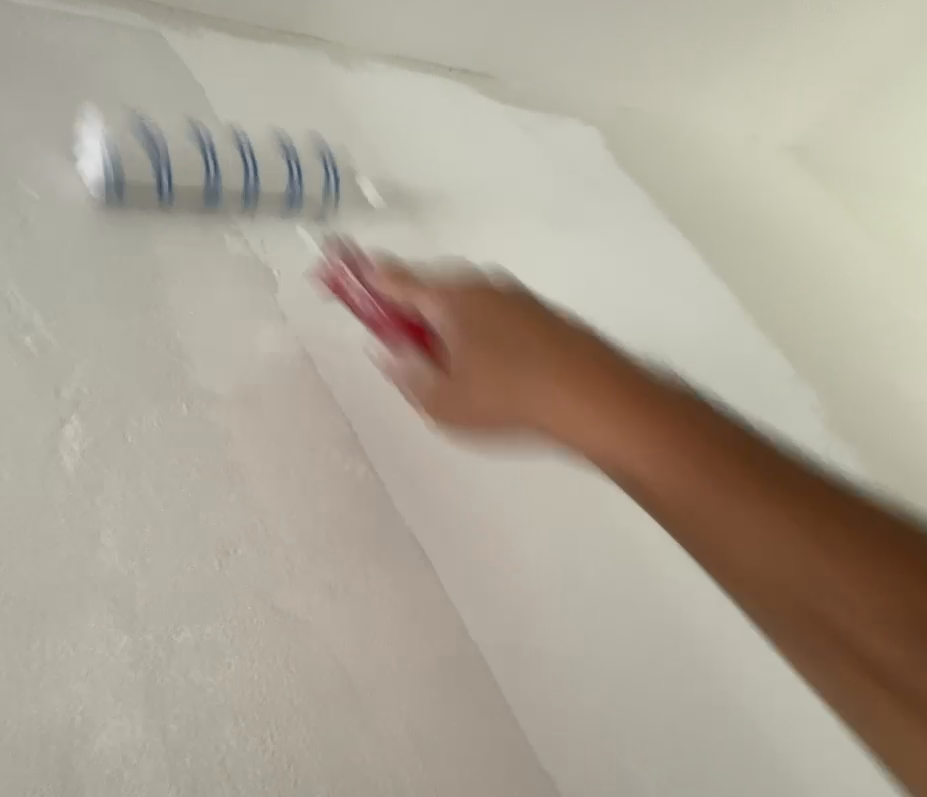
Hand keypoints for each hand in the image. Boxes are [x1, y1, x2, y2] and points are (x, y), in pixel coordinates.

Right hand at [369, 259, 635, 443]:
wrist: (596, 398)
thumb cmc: (505, 399)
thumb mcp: (438, 400)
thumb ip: (406, 371)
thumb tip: (389, 349)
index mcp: (448, 300)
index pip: (392, 279)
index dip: (358, 276)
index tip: (330, 267)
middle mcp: (480, 286)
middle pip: (427, 288)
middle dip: (403, 310)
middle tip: (394, 344)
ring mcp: (513, 296)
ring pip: (459, 302)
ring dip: (438, 326)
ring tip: (441, 369)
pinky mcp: (537, 314)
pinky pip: (486, 314)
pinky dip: (468, 332)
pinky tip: (478, 369)